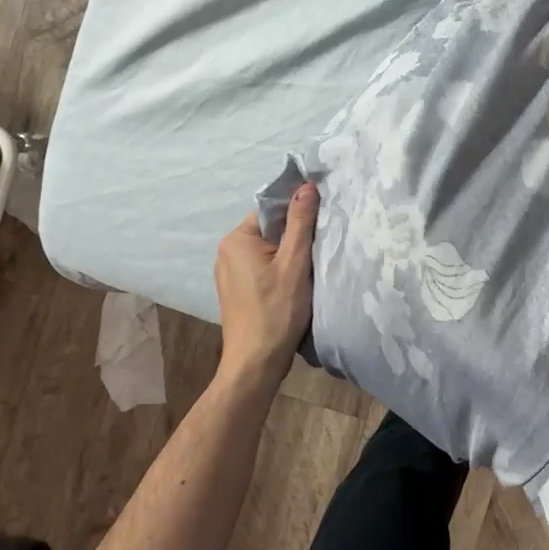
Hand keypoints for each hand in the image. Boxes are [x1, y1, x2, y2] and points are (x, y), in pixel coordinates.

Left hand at [214, 183, 318, 386]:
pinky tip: (296, 283)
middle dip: (295, 236)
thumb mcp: (295, 262)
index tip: (321, 222)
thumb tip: (306, 186)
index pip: (272, 211)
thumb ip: (301, 222)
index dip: (298, 215)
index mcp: (237, 239)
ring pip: (268, 250)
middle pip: (270, 229)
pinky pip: (262, 267)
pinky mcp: (236, 290)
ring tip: (310, 267)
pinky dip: (280, 270)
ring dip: (289, 255)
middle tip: (319, 247)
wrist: (256, 363)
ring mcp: (229, 272)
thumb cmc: (277, 311)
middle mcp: (227, 251)